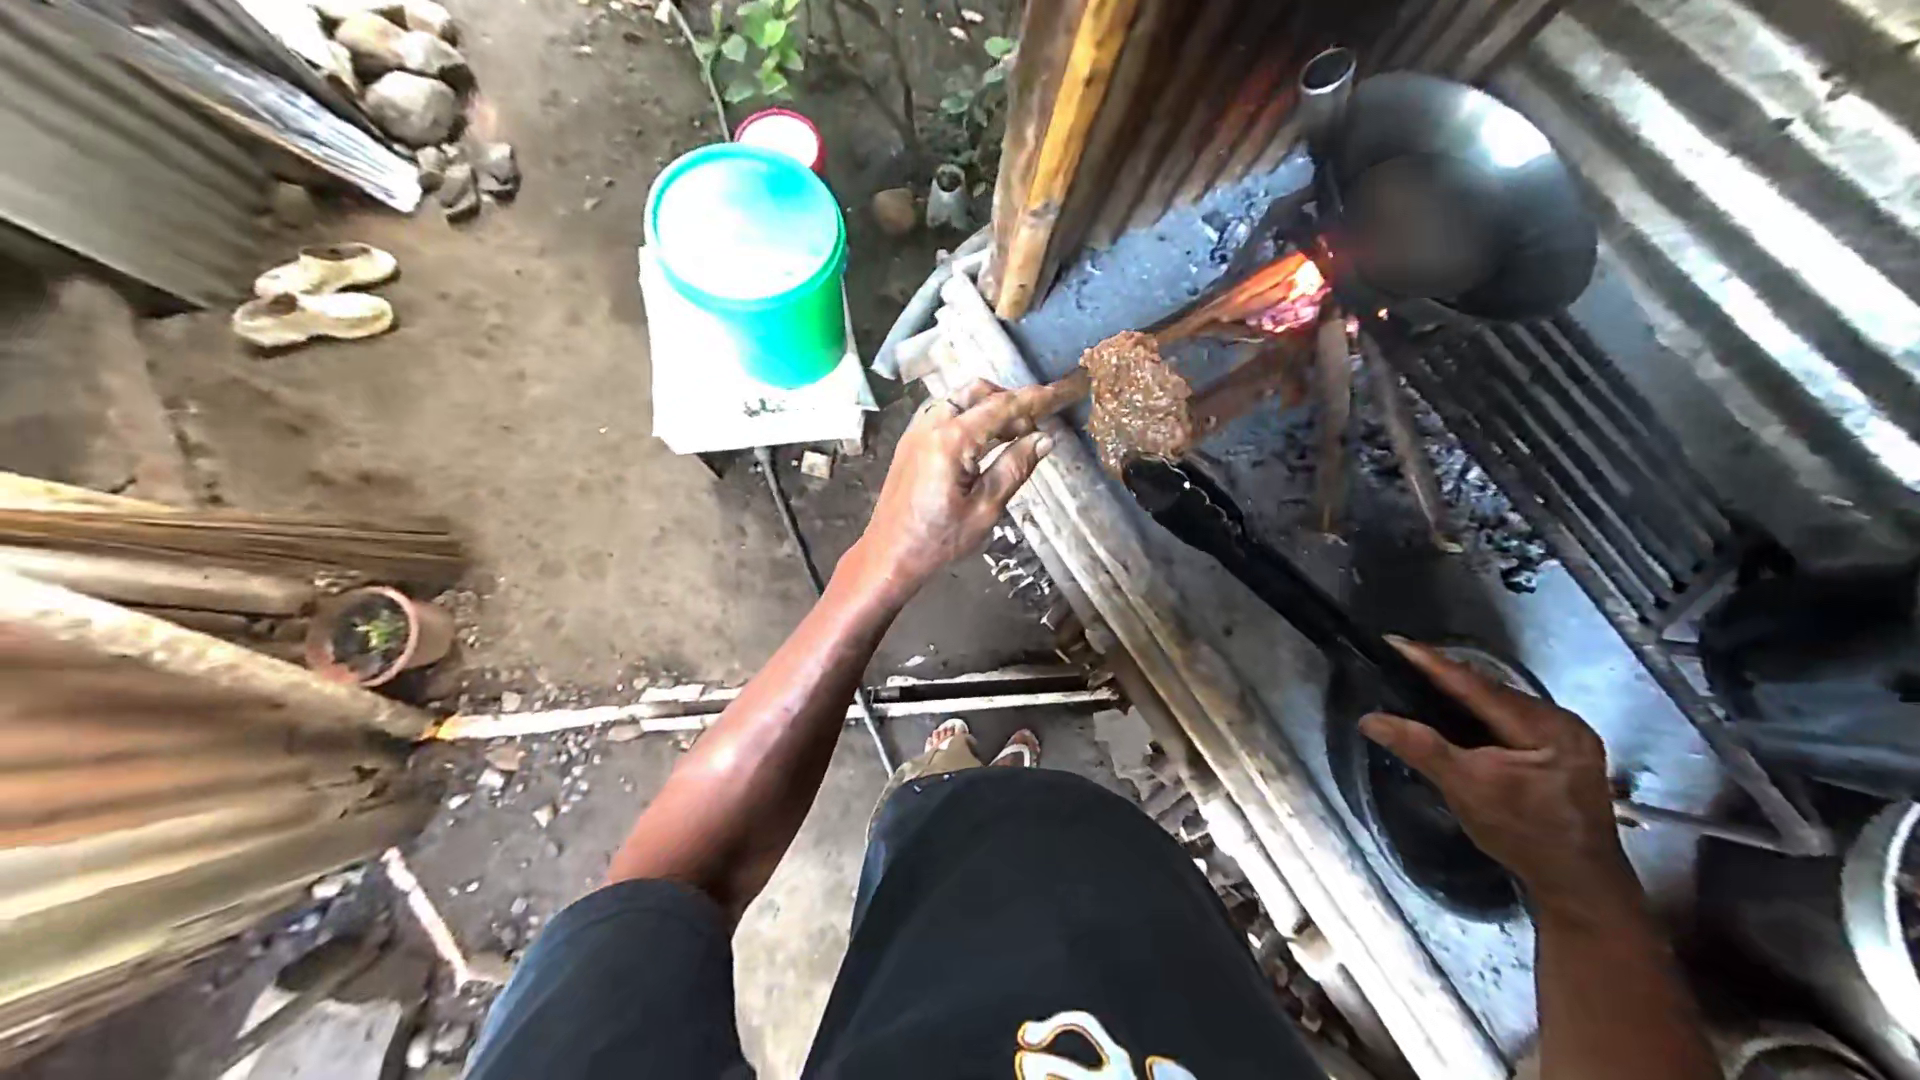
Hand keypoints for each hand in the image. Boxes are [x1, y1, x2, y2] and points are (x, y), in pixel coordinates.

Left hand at [851, 380, 1054, 596]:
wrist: (889, 555)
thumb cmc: (938, 540)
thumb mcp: (985, 509)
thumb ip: (1015, 467)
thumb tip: (1044, 439)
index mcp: (951, 440)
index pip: (1003, 406)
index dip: (1038, 398)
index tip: (1065, 391)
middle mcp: (931, 425)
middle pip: (979, 392)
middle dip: (1012, 401)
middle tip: (1035, 427)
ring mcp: (917, 430)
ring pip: (960, 399)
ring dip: (990, 407)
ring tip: (1014, 435)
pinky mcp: (911, 441)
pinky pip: (945, 412)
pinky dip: (969, 416)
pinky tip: (984, 442)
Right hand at [1360, 638, 1637, 920]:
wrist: (1579, 885)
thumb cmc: (1524, 834)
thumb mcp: (1466, 788)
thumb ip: (1420, 747)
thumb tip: (1369, 718)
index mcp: (1546, 727)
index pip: (1476, 685)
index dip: (1431, 662)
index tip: (1395, 642)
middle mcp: (1560, 723)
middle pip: (1489, 689)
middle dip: (1444, 673)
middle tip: (1401, 658)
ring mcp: (1564, 738)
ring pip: (1498, 703)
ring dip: (1458, 691)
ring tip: (1419, 677)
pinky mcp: (1557, 753)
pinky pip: (1506, 718)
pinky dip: (1474, 710)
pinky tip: (1453, 711)